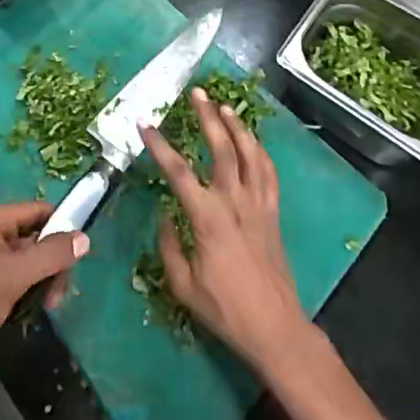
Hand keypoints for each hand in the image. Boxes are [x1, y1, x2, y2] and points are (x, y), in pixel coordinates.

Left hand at [0, 203, 87, 404]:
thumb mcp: (12, 277)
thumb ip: (51, 255)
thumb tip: (85, 238)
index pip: (40, 210)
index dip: (62, 227)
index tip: (80, 255)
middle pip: (39, 237)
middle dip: (54, 262)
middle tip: (59, 294)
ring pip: (32, 262)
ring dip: (45, 281)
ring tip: (48, 307)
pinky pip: (20, 281)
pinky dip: (31, 293)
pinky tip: (32, 313)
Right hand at [141, 88, 307, 372]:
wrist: (274, 326)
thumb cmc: (224, 309)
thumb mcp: (182, 285)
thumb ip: (168, 244)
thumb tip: (163, 213)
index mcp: (207, 218)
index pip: (178, 172)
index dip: (159, 146)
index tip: (145, 125)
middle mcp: (234, 202)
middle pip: (221, 148)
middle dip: (208, 117)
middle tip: (197, 93)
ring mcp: (258, 204)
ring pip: (250, 153)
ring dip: (237, 126)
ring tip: (224, 105)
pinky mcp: (273, 211)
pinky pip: (268, 172)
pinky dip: (259, 151)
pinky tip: (252, 140)